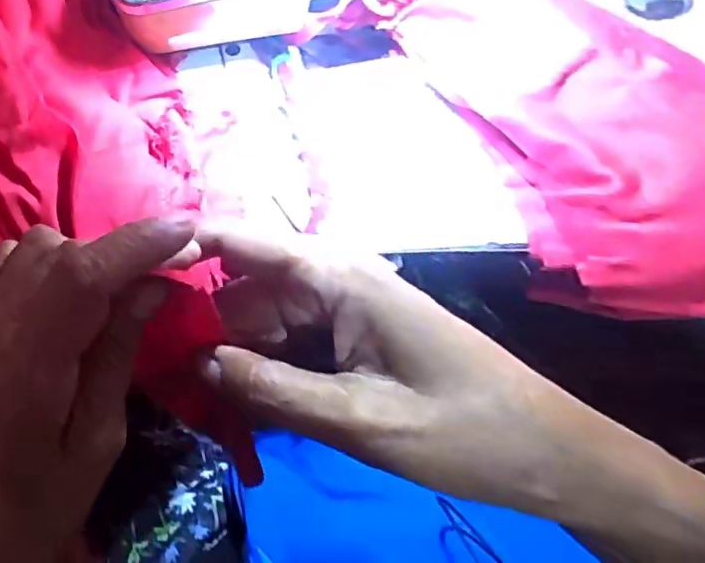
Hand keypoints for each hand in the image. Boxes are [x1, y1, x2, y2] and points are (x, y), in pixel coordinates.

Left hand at [0, 216, 201, 562]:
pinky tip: (66, 292)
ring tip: (111, 290)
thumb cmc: (49, 489)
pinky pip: (11, 257)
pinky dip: (47, 260)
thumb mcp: (102, 435)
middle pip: (59, 250)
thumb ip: (119, 350)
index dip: (135, 243)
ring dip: (80, 255)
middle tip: (159, 272)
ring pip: (34, 244)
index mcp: (30, 358)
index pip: (83, 275)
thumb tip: (151, 283)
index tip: (185, 228)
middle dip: (116, 251)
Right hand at [198, 226, 588, 512]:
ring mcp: (332, 304)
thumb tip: (192, 363)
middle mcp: (324, 275)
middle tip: (162, 370)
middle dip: (199, 325)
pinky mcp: (340, 333)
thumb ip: (272, 390)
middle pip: (234, 287)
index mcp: (331, 272)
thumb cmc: (476, 433)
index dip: (176, 247)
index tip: (131, 277)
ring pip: (252, 318)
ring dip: (227, 354)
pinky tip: (242, 405)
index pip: (232, 237)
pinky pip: (279, 341)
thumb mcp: (368, 421)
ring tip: (198, 398)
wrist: (574, 467)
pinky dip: (257, 369)